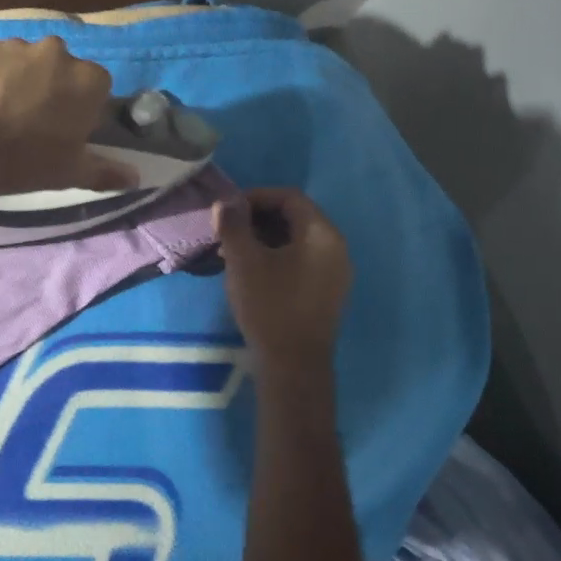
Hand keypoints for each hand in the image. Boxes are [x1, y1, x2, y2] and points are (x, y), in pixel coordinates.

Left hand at [0, 37, 136, 197]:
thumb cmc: (24, 164)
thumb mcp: (69, 173)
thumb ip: (105, 170)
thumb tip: (136, 177)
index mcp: (88, 79)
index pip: (95, 87)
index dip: (79, 108)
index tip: (62, 130)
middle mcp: (55, 51)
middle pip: (58, 68)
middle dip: (48, 88)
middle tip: (27, 122)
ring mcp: (13, 45)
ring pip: (21, 62)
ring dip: (14, 80)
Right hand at [214, 189, 350, 366]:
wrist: (293, 363)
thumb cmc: (269, 305)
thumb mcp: (244, 262)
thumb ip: (233, 226)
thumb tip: (225, 203)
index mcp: (322, 234)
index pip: (290, 197)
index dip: (255, 197)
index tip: (226, 210)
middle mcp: (335, 247)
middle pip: (295, 217)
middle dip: (257, 218)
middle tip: (225, 231)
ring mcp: (334, 271)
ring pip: (296, 240)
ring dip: (263, 238)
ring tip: (232, 252)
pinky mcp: (325, 291)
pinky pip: (300, 260)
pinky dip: (274, 256)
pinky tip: (250, 272)